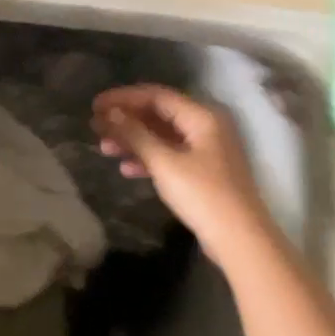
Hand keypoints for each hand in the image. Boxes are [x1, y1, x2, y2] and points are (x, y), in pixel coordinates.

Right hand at [92, 84, 275, 260]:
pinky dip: (148, 159)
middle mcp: (206, 126)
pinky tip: (127, 170)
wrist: (239, 239)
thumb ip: (135, 134)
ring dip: (134, 140)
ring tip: (105, 149)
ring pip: (163, 137)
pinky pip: (170, 155)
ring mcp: (206, 150)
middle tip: (96, 128)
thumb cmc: (202, 195)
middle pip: (159, 115)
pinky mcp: (203, 172)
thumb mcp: (164, 162)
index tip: (95, 106)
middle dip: (127, 120)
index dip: (124, 98)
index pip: (157, 96)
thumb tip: (110, 113)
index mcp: (202, 116)